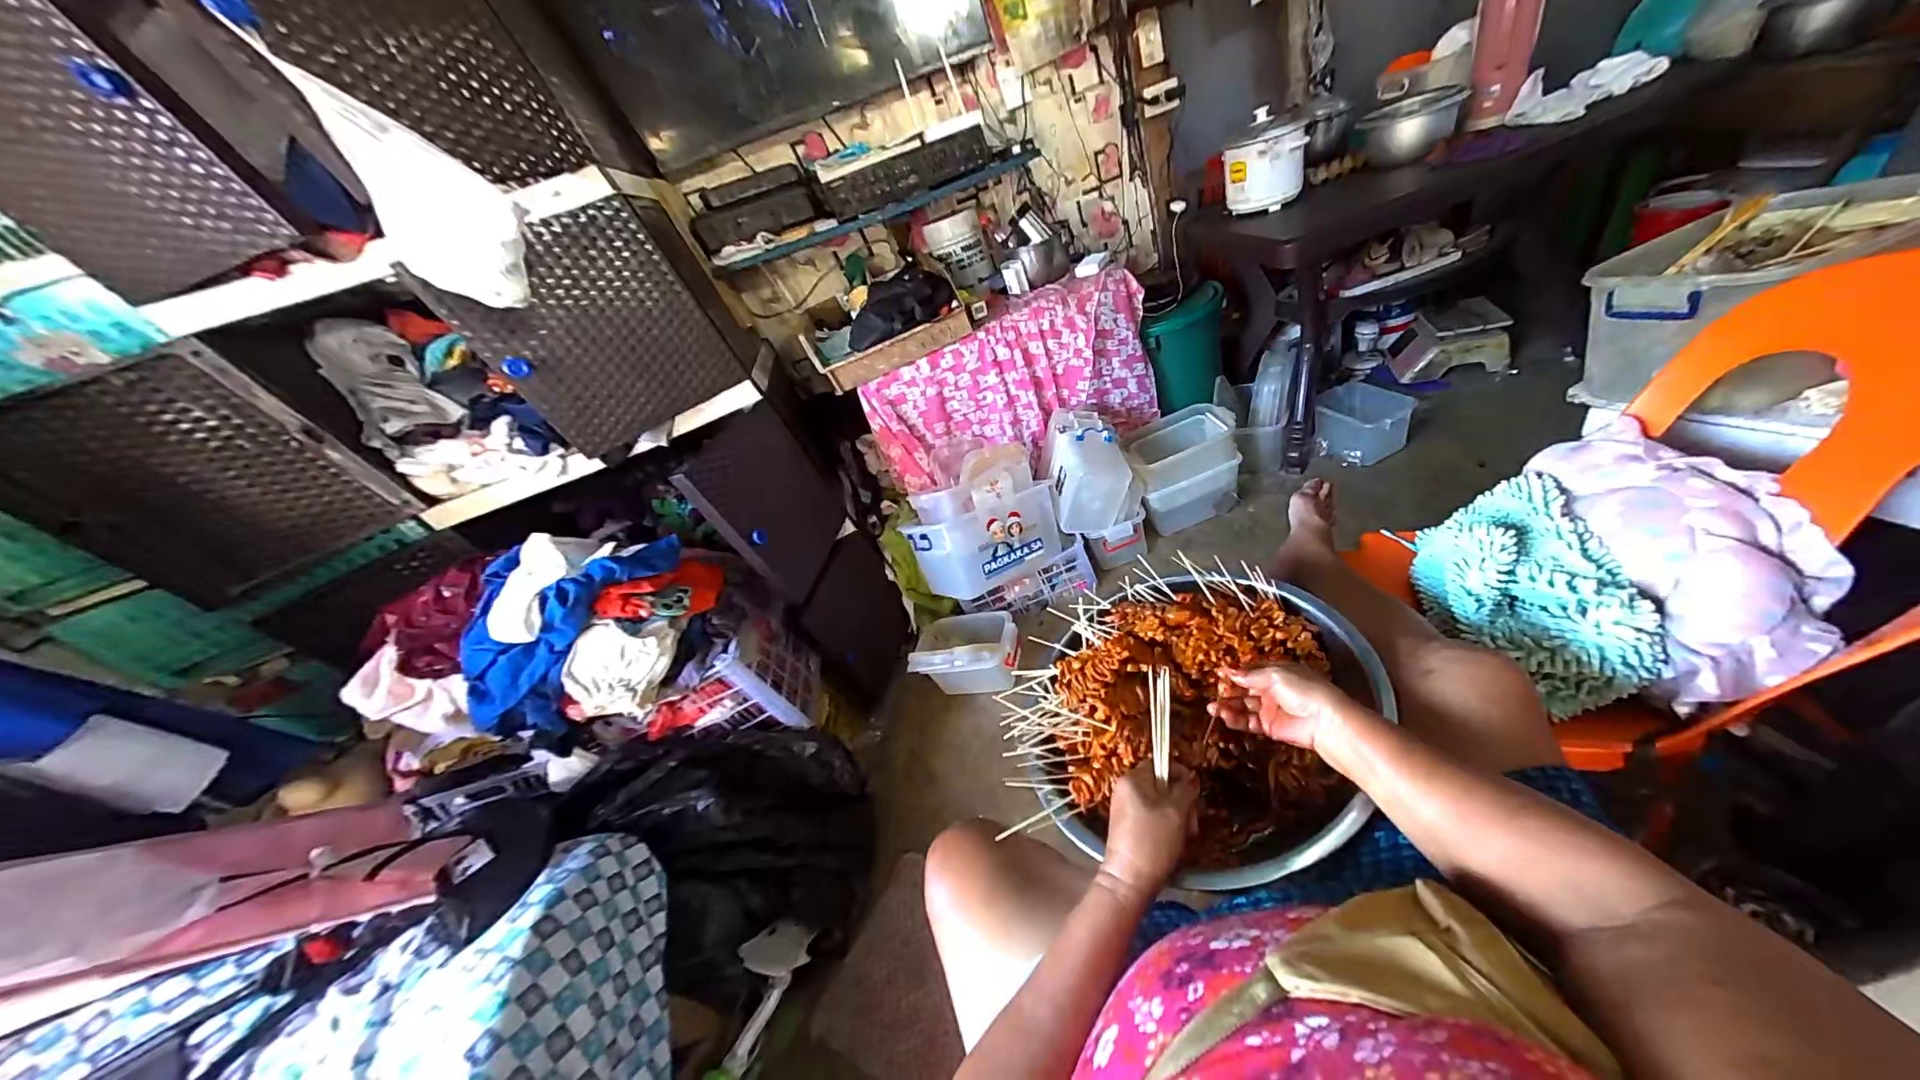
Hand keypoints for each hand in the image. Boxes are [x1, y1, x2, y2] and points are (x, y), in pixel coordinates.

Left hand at [1100, 761, 1198, 898]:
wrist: (1129, 880)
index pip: (1160, 763)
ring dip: (1178, 816)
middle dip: (1182, 801)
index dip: (1181, 775)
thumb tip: (1190, 777)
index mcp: (1132, 779)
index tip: (1194, 793)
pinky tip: (1176, 842)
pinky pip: (1153, 816)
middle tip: (1191, 821)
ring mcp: (1125, 807)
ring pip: (1161, 803)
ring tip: (1186, 835)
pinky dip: (1167, 826)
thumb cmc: (1153, 842)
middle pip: (1162, 784)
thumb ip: (1185, 789)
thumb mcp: (1175, 812)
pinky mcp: (1129, 825)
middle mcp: (1125, 789)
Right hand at [1208, 664, 1350, 750]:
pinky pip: (1248, 722)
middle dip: (1228, 691)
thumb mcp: (1276, 676)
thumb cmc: (1304, 690)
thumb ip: (1251, 675)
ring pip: (1243, 706)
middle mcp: (1271, 690)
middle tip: (1214, 693)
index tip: (1218, 673)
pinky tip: (1225, 717)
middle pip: (1244, 689)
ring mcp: (1269, 709)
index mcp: (1275, 673)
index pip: (1250, 671)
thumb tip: (1229, 672)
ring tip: (1213, 708)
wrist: (1325, 722)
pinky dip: (1236, 720)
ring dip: (1228, 706)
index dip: (1235, 673)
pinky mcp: (1269, 727)